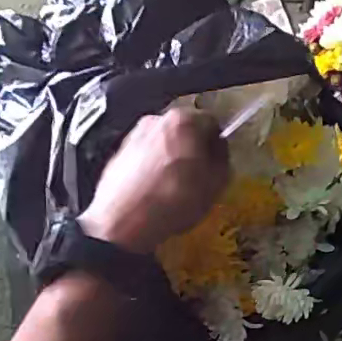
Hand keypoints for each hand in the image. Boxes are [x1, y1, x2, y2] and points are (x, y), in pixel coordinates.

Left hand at [78, 106, 227, 253]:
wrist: (123, 221)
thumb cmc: (174, 200)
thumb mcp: (214, 184)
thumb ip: (223, 160)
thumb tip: (219, 150)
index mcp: (184, 120)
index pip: (212, 122)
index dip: (217, 145)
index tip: (217, 163)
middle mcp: (156, 119)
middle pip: (184, 130)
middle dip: (193, 149)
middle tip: (198, 177)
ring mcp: (134, 135)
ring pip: (163, 143)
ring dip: (171, 159)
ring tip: (174, 188)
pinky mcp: (118, 154)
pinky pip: (145, 156)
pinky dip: (152, 168)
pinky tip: (154, 191)